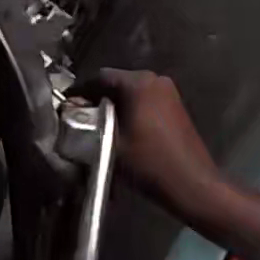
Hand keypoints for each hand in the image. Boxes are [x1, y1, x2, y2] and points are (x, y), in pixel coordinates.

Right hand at [81, 70, 259, 259]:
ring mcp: (168, 90)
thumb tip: (72, 108)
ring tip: (98, 124)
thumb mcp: (112, 144)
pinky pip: (146, 99)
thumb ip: (89, 122)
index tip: (67, 104)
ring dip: (116, 103)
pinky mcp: (175, 103)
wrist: (192, 182)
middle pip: (118, 81)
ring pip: (132, 91)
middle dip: (98, 97)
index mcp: (138, 83)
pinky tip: (122, 127)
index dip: (81, 90)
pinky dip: (132, 108)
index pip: (101, 77)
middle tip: (80, 115)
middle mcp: (155, 78)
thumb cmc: (149, 163)